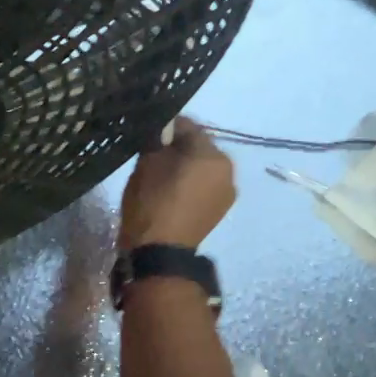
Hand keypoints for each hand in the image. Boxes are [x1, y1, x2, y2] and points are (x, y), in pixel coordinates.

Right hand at [118, 118, 234, 250]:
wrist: (160, 250)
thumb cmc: (153, 200)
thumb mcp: (148, 160)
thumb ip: (158, 138)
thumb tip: (163, 129)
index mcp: (213, 155)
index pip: (187, 125)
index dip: (165, 126)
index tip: (147, 132)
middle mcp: (228, 171)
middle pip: (199, 146)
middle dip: (178, 146)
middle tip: (153, 153)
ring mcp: (227, 192)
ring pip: (202, 166)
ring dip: (185, 164)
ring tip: (161, 173)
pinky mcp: (219, 209)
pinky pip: (204, 184)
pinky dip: (190, 181)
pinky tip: (171, 189)